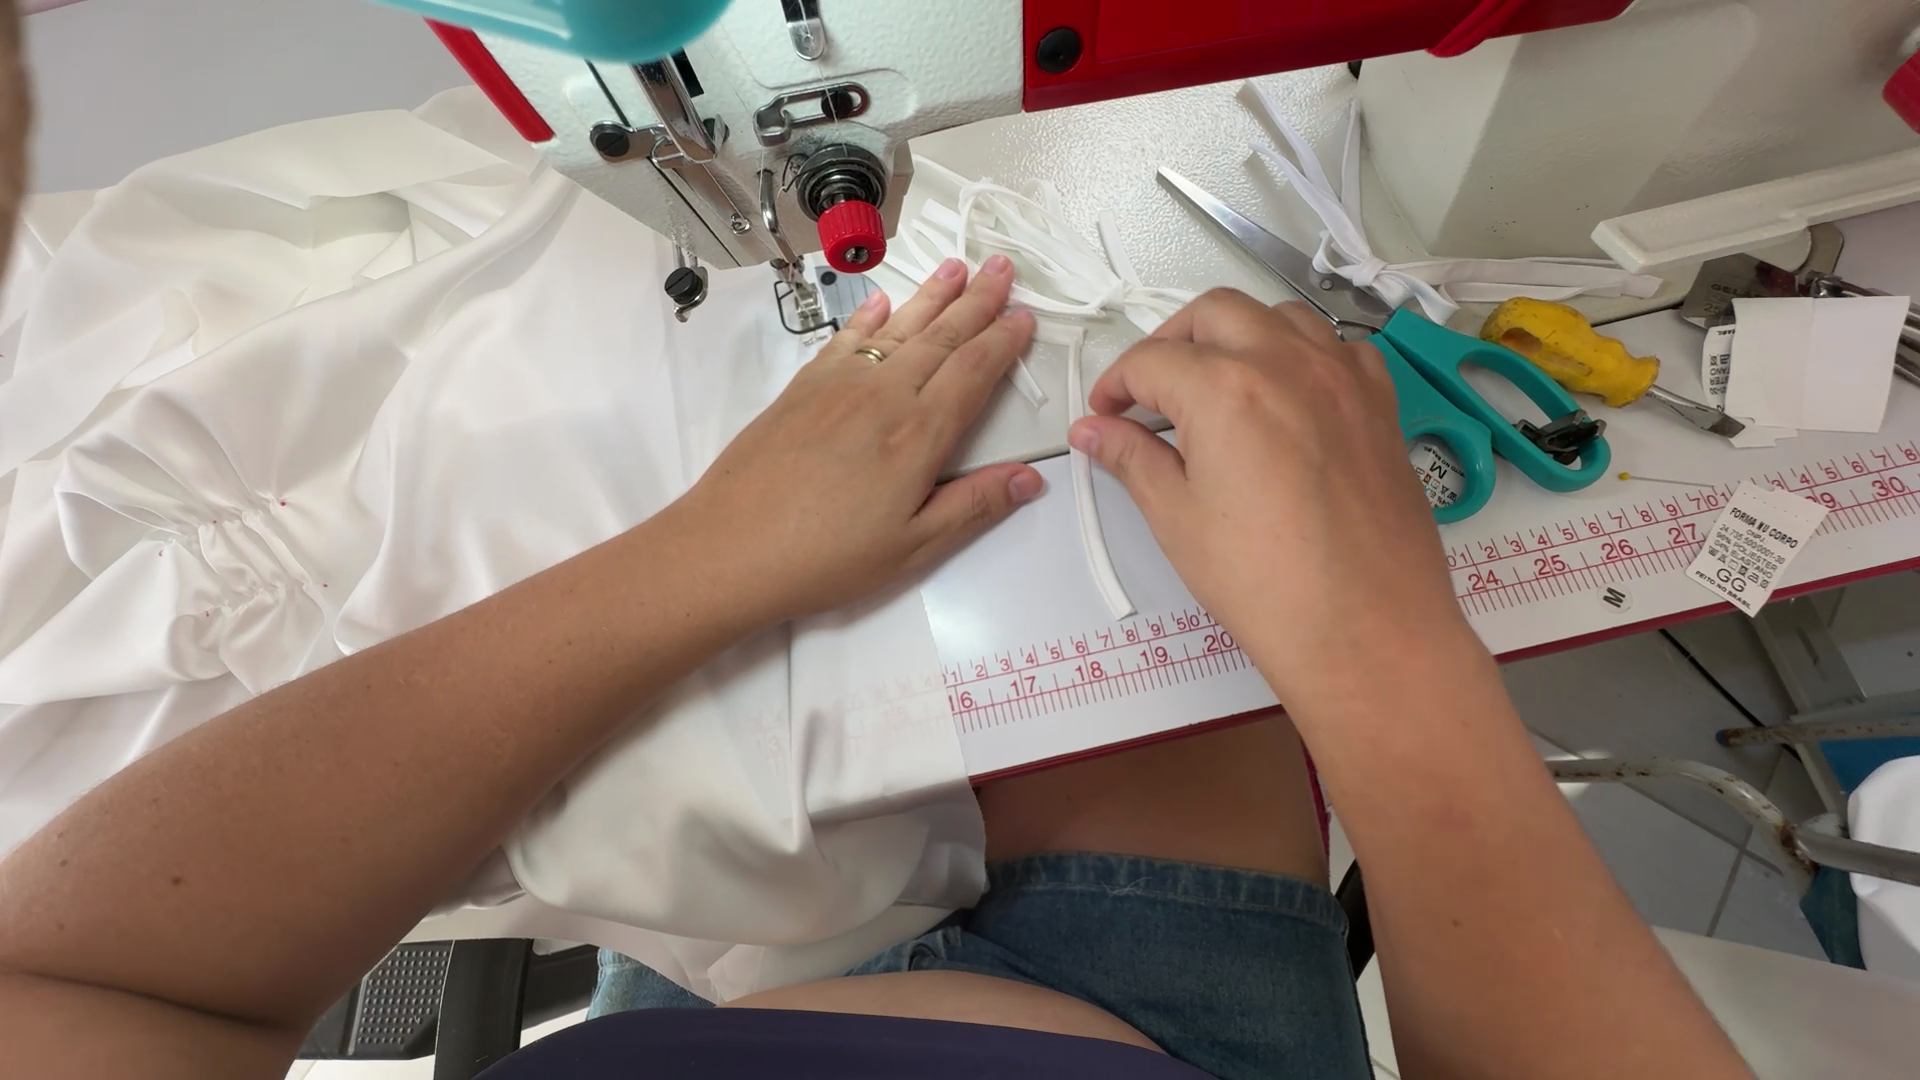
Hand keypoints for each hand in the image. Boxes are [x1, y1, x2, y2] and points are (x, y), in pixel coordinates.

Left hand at [679, 254, 1042, 623]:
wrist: (730, 548)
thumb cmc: (827, 557)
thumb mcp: (914, 547)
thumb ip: (975, 506)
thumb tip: (1032, 478)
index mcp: (919, 433)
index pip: (974, 372)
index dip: (1004, 341)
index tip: (1025, 316)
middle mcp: (884, 394)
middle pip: (942, 336)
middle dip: (978, 300)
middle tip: (1002, 266)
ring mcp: (839, 384)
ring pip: (897, 327)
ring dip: (931, 295)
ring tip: (956, 266)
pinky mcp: (802, 388)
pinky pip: (845, 339)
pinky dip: (867, 316)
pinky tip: (880, 303)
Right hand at [1068, 289, 1468, 703]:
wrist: (1363, 628)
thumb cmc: (1260, 580)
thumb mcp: (1175, 517)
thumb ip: (1129, 458)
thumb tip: (1092, 431)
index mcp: (1225, 389)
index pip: (1150, 361)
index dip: (1114, 385)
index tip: (1103, 415)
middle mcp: (1287, 363)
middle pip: (1213, 314)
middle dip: (1168, 342)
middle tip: (1148, 392)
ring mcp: (1342, 377)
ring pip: (1278, 315)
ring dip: (1233, 335)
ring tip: (1212, 385)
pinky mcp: (1379, 403)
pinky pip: (1336, 347)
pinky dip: (1297, 353)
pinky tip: (1283, 395)